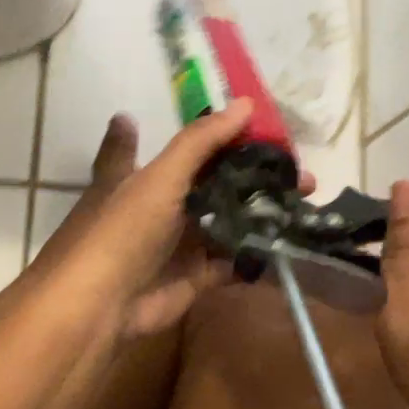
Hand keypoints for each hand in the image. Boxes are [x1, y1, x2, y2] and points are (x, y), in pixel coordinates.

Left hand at [51, 100, 313, 337]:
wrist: (100, 304)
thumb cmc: (122, 231)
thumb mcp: (159, 177)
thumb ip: (200, 143)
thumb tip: (245, 103)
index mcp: (134, 178)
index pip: (165, 147)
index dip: (199, 134)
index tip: (239, 122)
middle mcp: (156, 208)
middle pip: (208, 185)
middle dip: (250, 175)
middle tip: (298, 168)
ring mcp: (175, 245)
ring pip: (225, 221)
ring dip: (262, 211)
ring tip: (308, 196)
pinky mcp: (193, 278)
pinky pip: (231, 262)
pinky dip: (257, 252)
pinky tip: (293, 237)